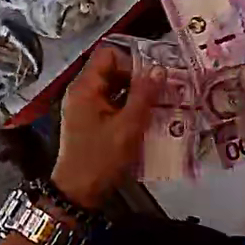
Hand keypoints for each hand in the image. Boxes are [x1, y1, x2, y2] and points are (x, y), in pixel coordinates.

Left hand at [52, 45, 162, 209]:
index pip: (108, 54)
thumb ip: (144, 95)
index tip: (154, 76)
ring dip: (137, 94)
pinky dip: (130, 107)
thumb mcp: (127, 126)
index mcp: (84, 88)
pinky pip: (113, 104)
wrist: (79, 191)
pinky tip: (150, 118)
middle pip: (113, 70)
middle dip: (139, 78)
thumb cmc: (100, 159)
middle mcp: (81, 93)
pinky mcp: (91, 121)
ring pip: (115, 88)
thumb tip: (159, 68)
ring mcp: (85, 107)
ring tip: (163, 104)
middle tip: (165, 90)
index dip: (132, 60)